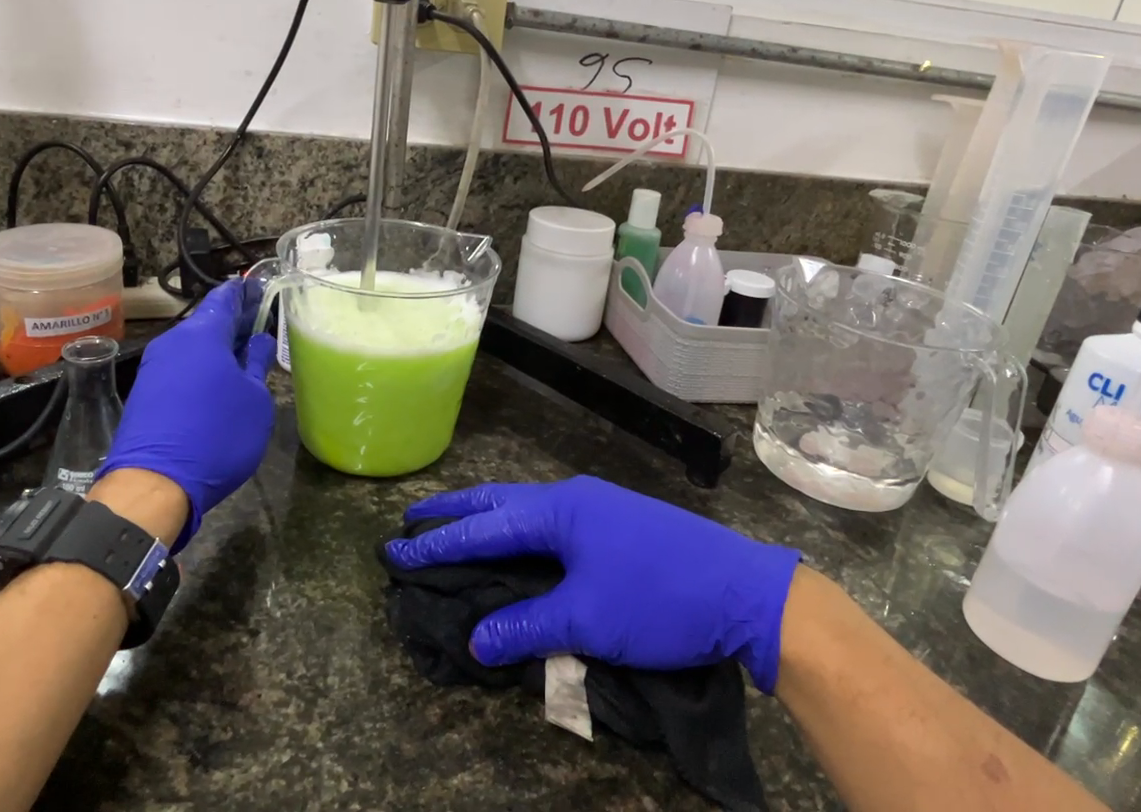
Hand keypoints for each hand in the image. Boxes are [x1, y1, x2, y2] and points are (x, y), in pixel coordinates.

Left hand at [98, 278, 276, 551]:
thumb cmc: (218, 433)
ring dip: (218, 347)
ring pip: (194, 346)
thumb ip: (256, 364)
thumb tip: (258, 341)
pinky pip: (181, 367)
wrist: (155, 483)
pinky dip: (202, 366)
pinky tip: (220, 380)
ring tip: (245, 355)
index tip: (262, 287)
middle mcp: (174, 342)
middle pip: (208, 321)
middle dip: (235, 321)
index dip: (245, 291)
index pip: (226, 297)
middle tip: (261, 324)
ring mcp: (156, 367)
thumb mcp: (254, 399)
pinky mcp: (147, 393)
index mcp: (203, 334)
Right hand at [385, 476, 800, 691]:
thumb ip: (528, 626)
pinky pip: (551, 523)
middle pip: (500, 502)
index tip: (396, 548)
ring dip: (488, 520)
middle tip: (413, 521)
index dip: (438, 541)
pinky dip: (519, 532)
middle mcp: (574, 498)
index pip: (485, 527)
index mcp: (561, 510)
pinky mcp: (618, 525)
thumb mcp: (589, 618)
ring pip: (527, 510)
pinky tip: (517, 546)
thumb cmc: (660, 598)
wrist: (744, 590)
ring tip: (455, 528)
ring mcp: (599, 508)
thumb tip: (476, 643)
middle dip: (455, 513)